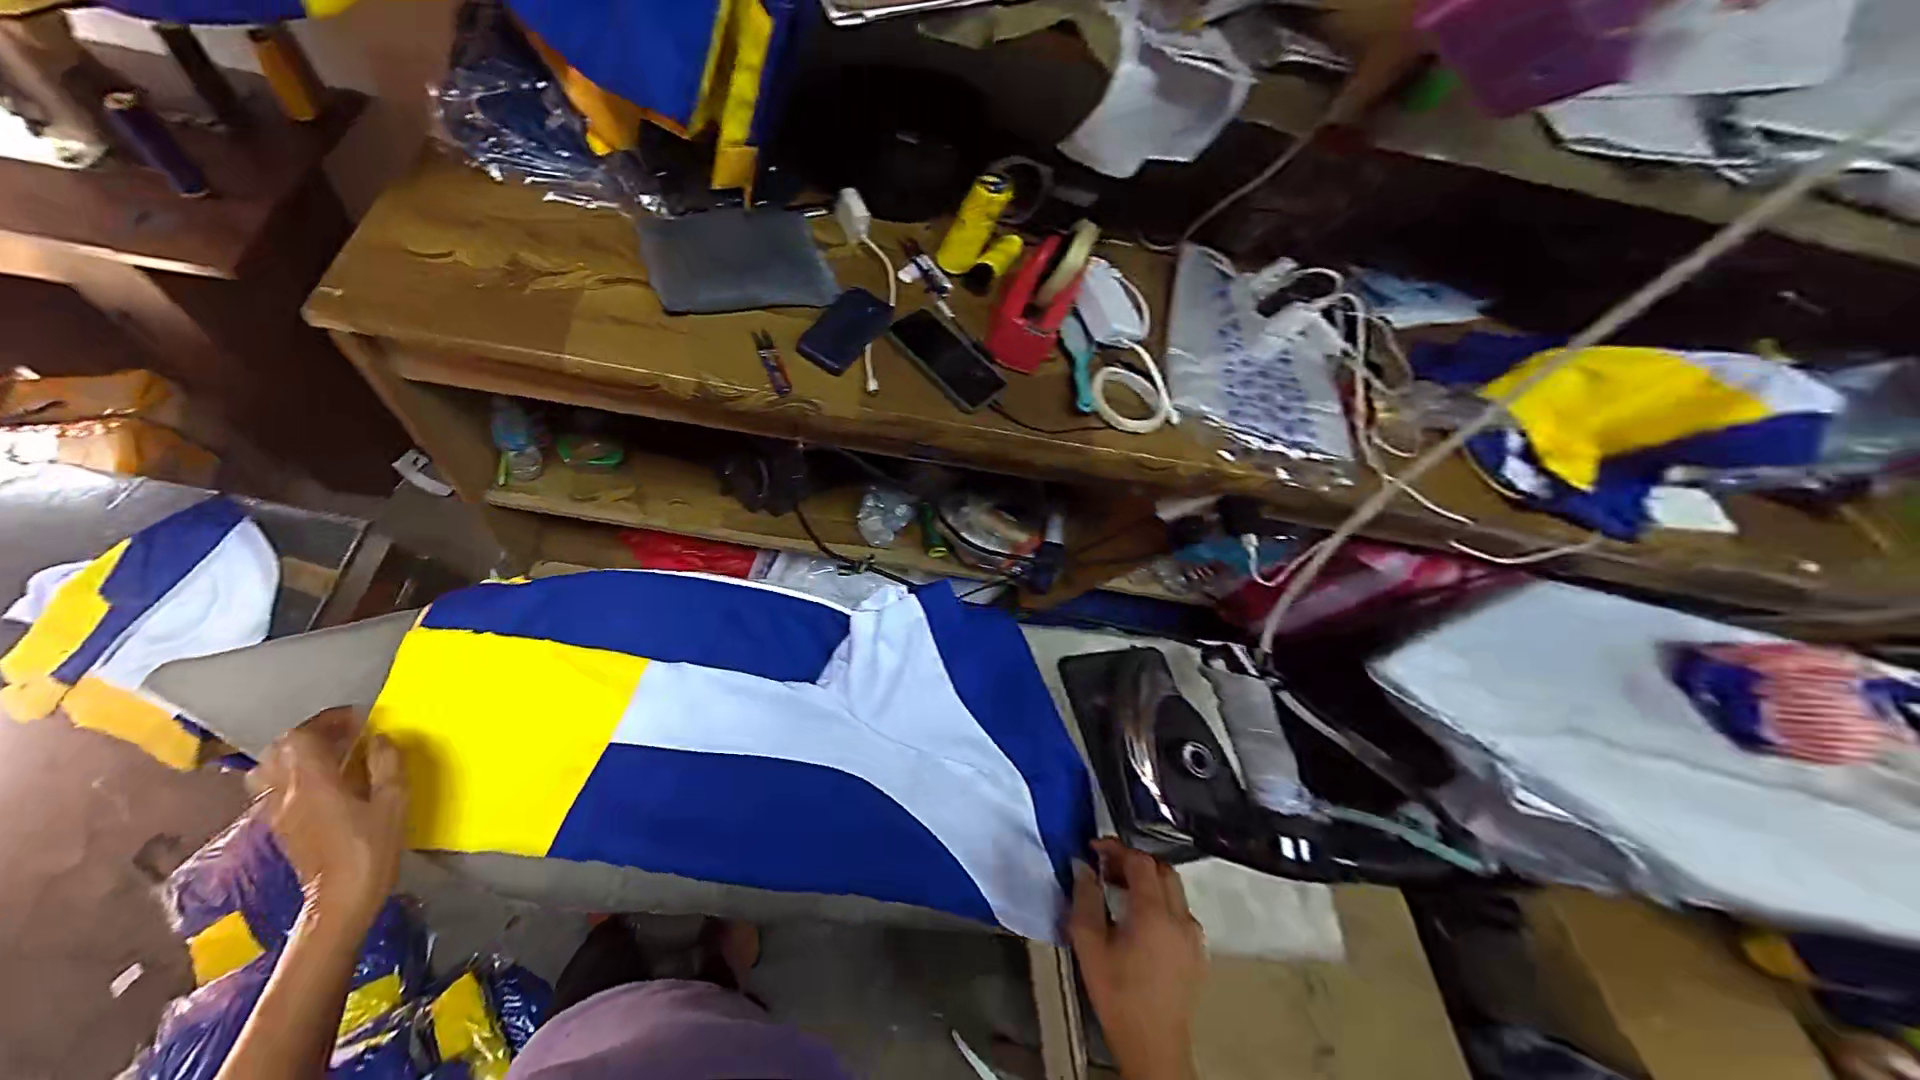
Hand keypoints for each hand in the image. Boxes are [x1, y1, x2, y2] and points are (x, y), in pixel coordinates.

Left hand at [256, 708, 408, 931]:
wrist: (340, 899)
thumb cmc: (372, 848)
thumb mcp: (394, 802)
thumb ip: (386, 765)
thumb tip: (379, 739)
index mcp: (312, 784)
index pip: (302, 737)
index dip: (328, 720)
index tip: (359, 718)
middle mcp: (284, 794)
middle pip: (280, 749)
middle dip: (313, 733)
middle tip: (348, 732)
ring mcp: (277, 812)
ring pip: (271, 768)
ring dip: (299, 753)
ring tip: (334, 754)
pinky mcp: (281, 825)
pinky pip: (276, 786)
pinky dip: (297, 773)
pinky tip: (328, 780)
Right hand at [1068, 838, 1206, 1079]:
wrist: (1153, 1046)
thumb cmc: (1117, 995)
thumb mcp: (1089, 945)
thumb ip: (1085, 899)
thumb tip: (1083, 867)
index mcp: (1154, 912)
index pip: (1140, 861)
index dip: (1116, 848)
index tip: (1094, 848)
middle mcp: (1180, 917)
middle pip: (1162, 870)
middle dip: (1134, 862)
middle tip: (1106, 868)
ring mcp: (1194, 936)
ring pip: (1174, 890)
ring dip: (1148, 881)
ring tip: (1119, 891)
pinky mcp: (1198, 953)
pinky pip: (1181, 913)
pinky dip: (1161, 903)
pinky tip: (1140, 921)